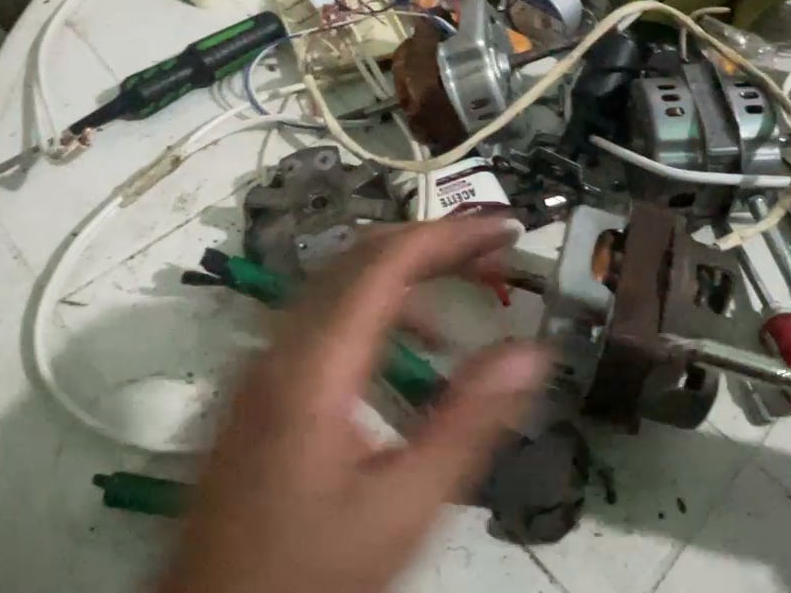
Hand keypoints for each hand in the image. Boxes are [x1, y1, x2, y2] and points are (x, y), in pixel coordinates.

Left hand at [161, 217, 550, 592]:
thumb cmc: (312, 568)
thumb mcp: (404, 504)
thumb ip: (471, 421)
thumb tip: (533, 351)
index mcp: (315, 362)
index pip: (387, 261)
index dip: (452, 234)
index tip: (506, 231)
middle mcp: (280, 345)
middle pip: (360, 257)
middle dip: (433, 243)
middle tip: (495, 253)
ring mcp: (261, 363)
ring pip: (338, 282)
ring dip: (405, 272)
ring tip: (465, 290)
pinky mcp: (257, 386)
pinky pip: (321, 316)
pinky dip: (374, 308)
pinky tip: (409, 348)